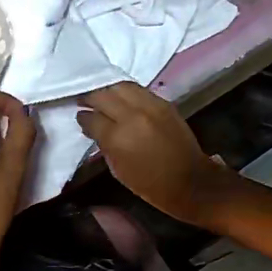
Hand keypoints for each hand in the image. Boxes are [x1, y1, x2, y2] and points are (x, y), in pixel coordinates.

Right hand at [77, 82, 236, 224]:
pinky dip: (127, 92)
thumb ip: (104, 145)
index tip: (81, 118)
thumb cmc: (150, 185)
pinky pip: (139, 90)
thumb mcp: (118, 170)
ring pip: (121, 86)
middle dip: (91, 97)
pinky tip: (122, 98)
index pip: (91, 117)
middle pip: (103, 94)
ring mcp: (150, 106)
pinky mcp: (164, 103)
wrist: (190, 182)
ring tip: (102, 96)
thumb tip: (95, 129)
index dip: (83, 118)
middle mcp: (132, 115)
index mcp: (117, 137)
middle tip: (85, 101)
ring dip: (109, 89)